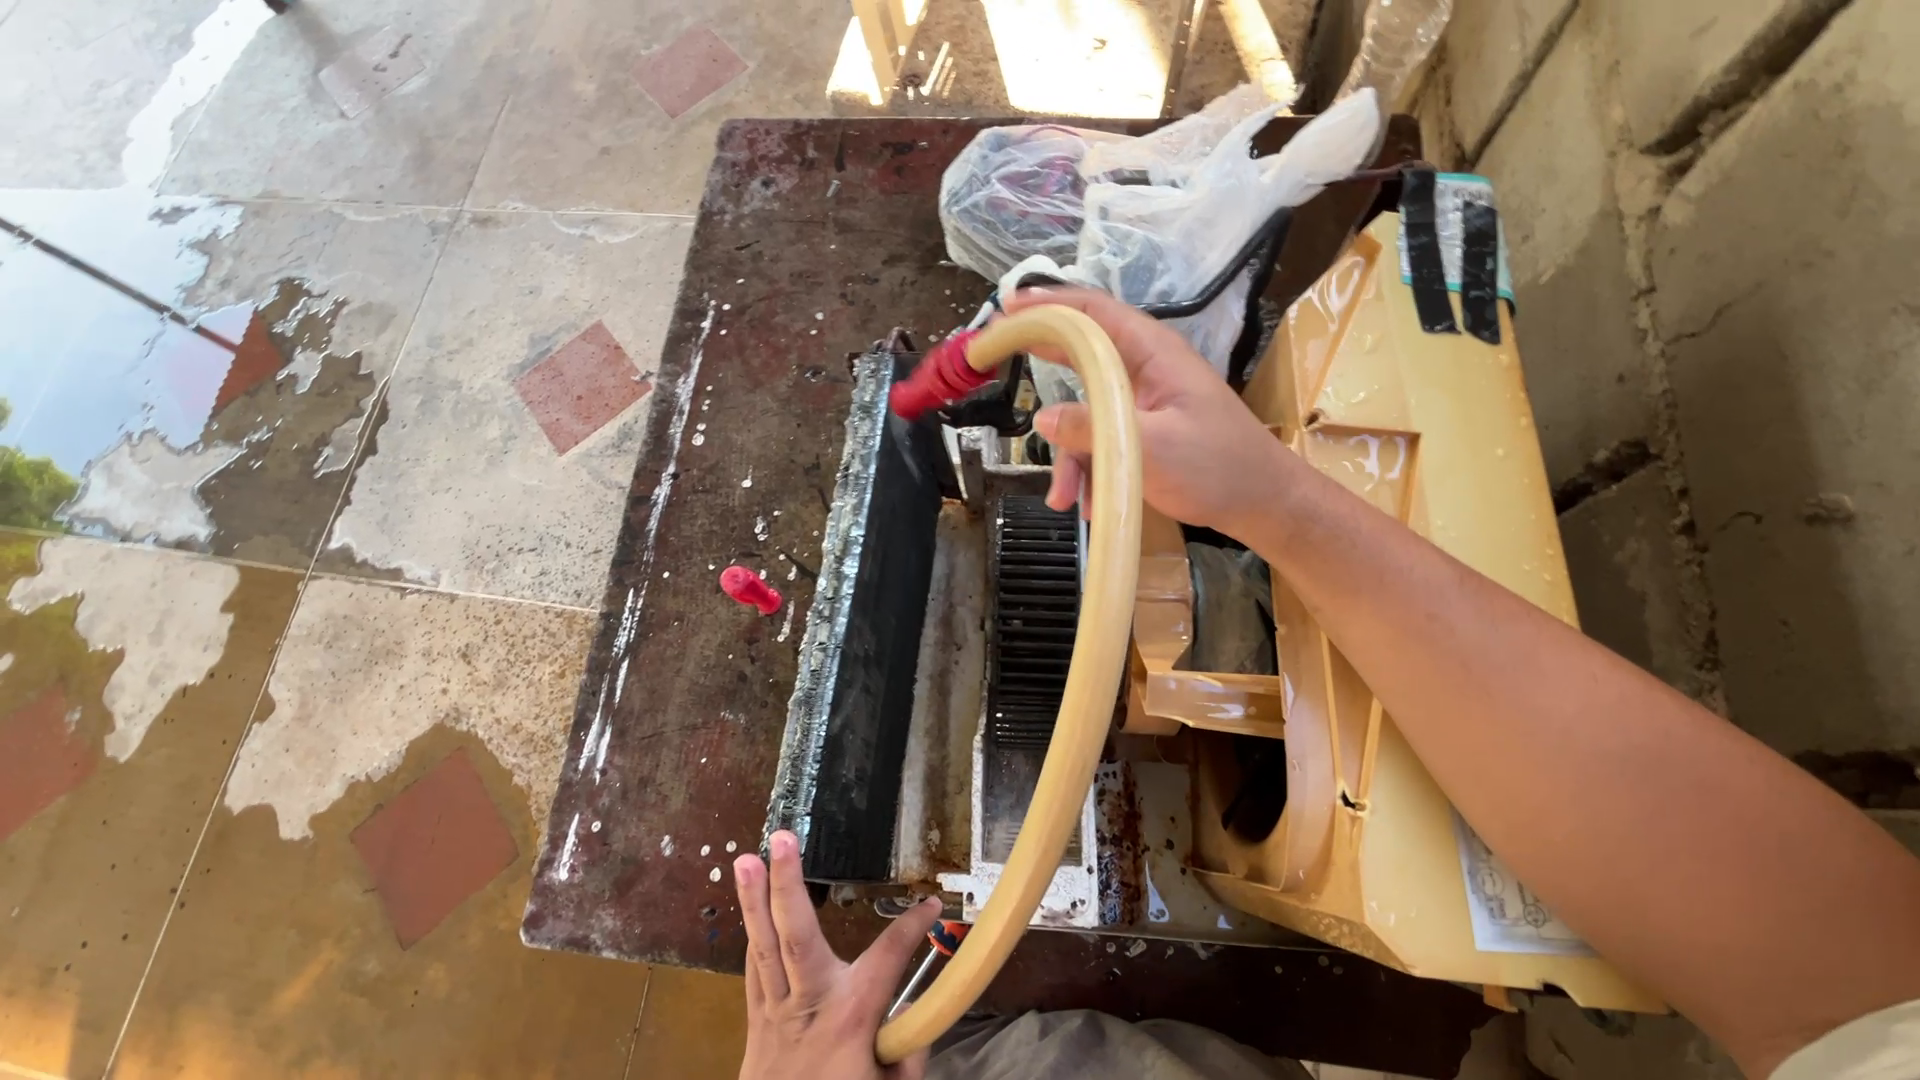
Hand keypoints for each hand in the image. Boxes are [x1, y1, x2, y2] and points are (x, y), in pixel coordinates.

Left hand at [734, 831, 942, 1079]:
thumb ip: (909, 1053)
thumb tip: (916, 1021)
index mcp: (851, 1018)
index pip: (888, 957)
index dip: (912, 927)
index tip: (929, 904)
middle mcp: (809, 1005)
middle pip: (795, 936)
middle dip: (786, 885)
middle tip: (779, 840)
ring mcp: (776, 1014)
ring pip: (764, 947)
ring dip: (753, 901)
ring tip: (745, 858)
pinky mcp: (755, 1025)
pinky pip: (755, 973)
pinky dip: (755, 939)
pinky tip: (751, 913)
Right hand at [1001, 287, 1290, 536]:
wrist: (1261, 503)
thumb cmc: (1217, 468)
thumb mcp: (1151, 449)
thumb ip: (1093, 429)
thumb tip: (1041, 417)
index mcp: (1152, 354)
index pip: (1093, 312)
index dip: (1048, 304)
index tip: (1006, 307)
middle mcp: (1143, 369)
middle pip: (1081, 350)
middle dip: (1038, 358)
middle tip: (992, 353)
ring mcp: (1142, 402)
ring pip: (1086, 410)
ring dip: (1068, 453)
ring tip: (1062, 496)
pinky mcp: (1142, 432)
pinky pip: (1100, 440)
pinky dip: (1088, 469)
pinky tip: (1086, 503)